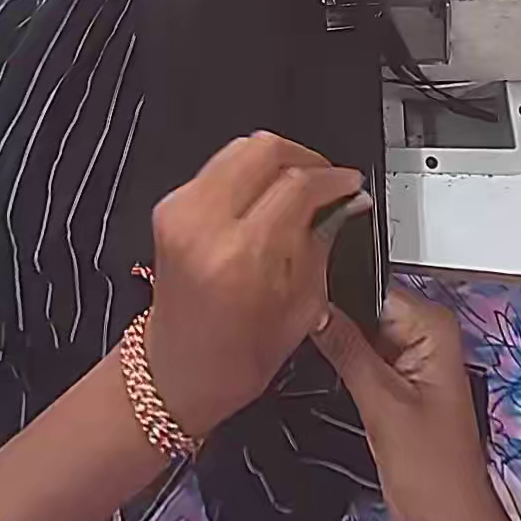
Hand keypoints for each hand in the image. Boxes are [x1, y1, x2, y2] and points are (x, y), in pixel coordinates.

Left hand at [146, 131, 365, 437]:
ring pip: (242, 147)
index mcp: (241, 257)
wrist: (174, 372)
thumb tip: (343, 202)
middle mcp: (204, 226)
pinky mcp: (170, 206)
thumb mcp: (301, 307)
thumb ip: (323, 242)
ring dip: (278, 160)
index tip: (349, 183)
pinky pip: (221, 165)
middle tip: (326, 178)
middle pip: (266, 150)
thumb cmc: (232, 358)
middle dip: (307, 158)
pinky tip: (266, 194)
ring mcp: (181, 211)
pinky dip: (251, 171)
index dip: (333, 179)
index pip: (298, 185)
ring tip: (299, 184)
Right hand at [314, 287, 520, 520]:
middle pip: (366, 306)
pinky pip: (363, 352)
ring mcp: (410, 354)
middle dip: (337, 320)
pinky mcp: (397, 376)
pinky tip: (331, 371)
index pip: (376, 288)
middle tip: (305, 332)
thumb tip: (317, 309)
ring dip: (338, 342)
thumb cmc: (435, 471)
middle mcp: (425, 332)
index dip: (339, 297)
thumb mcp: (383, 403)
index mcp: (434, 325)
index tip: (306, 304)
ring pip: (360, 329)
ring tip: (318, 356)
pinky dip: (345, 361)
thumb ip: (347, 350)